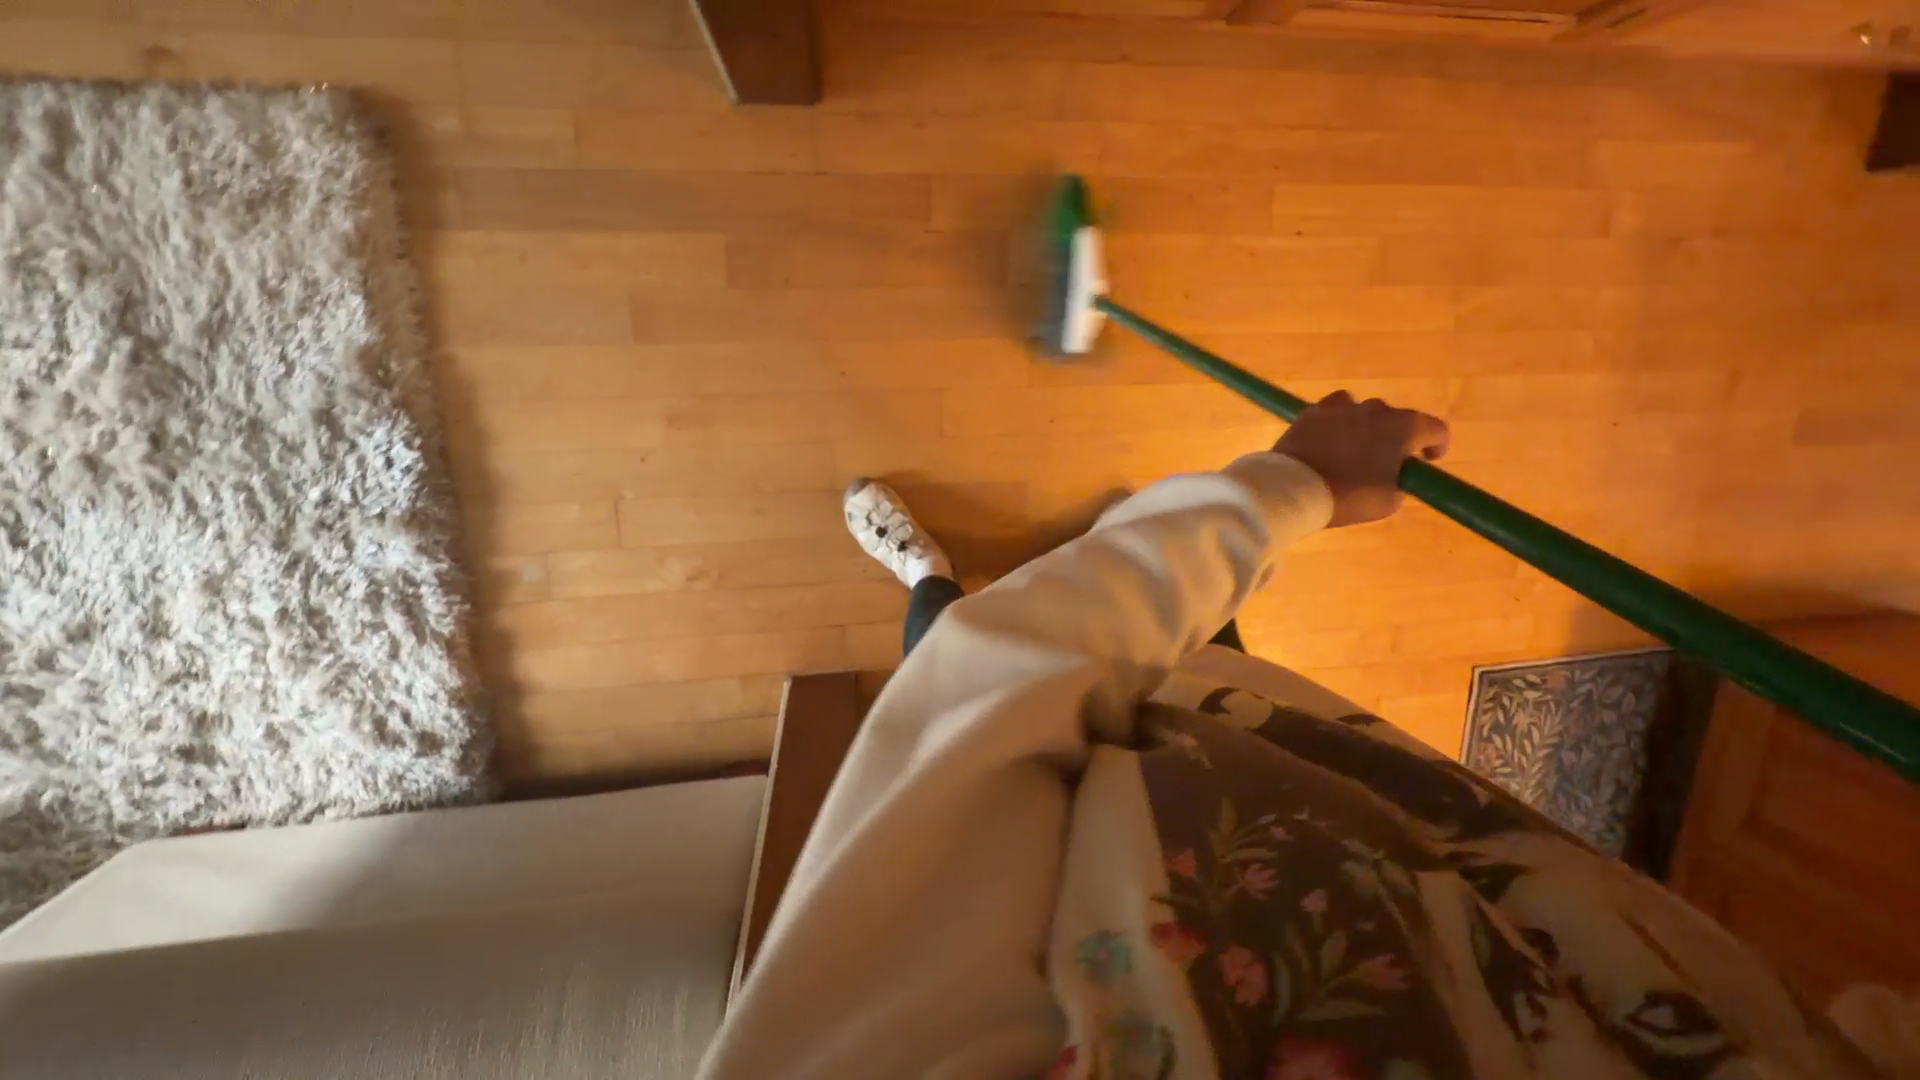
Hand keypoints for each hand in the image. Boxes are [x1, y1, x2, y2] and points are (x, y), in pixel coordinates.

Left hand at [1272, 391, 1449, 527]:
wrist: (1295, 488)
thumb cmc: (1349, 496)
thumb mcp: (1389, 500)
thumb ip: (1400, 481)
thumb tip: (1395, 475)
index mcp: (1404, 427)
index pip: (1435, 429)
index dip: (1436, 444)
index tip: (1427, 459)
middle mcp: (1376, 409)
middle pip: (1396, 419)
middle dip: (1396, 437)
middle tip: (1385, 461)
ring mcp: (1342, 407)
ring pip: (1363, 410)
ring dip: (1365, 426)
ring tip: (1354, 447)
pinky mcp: (1312, 411)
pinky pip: (1333, 410)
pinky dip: (1336, 421)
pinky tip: (1330, 437)